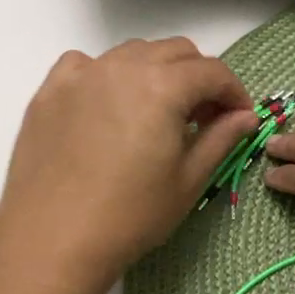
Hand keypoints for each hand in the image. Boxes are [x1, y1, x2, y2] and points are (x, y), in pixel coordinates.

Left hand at [0, 39, 256, 292]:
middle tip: (205, 117)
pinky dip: (109, 74)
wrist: (52, 241)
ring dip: (157, 72)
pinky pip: (87, 64)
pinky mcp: (49, 92)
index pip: (213, 71)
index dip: (234, 92)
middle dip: (200, 78)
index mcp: (162, 86)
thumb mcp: (188, 180)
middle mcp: (122, 67)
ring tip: (160, 112)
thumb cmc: (130, 216)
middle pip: (175, 52)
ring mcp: (81, 75)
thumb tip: (244, 117)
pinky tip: (110, 105)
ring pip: (133, 53)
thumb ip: (220, 138)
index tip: (240, 118)